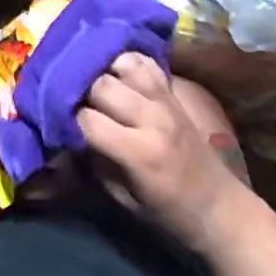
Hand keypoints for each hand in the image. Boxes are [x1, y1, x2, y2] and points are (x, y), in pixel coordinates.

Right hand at [79, 53, 247, 253]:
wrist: (220, 209)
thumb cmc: (167, 214)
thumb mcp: (122, 198)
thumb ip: (93, 160)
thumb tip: (66, 131)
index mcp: (139, 152)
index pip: (86, 118)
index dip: (65, 119)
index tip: (55, 123)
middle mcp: (152, 118)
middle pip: (99, 84)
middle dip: (77, 90)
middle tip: (65, 100)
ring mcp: (165, 100)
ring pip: (120, 63)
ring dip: (100, 70)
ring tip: (86, 82)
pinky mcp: (173, 93)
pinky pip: (144, 62)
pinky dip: (124, 62)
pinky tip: (112, 72)